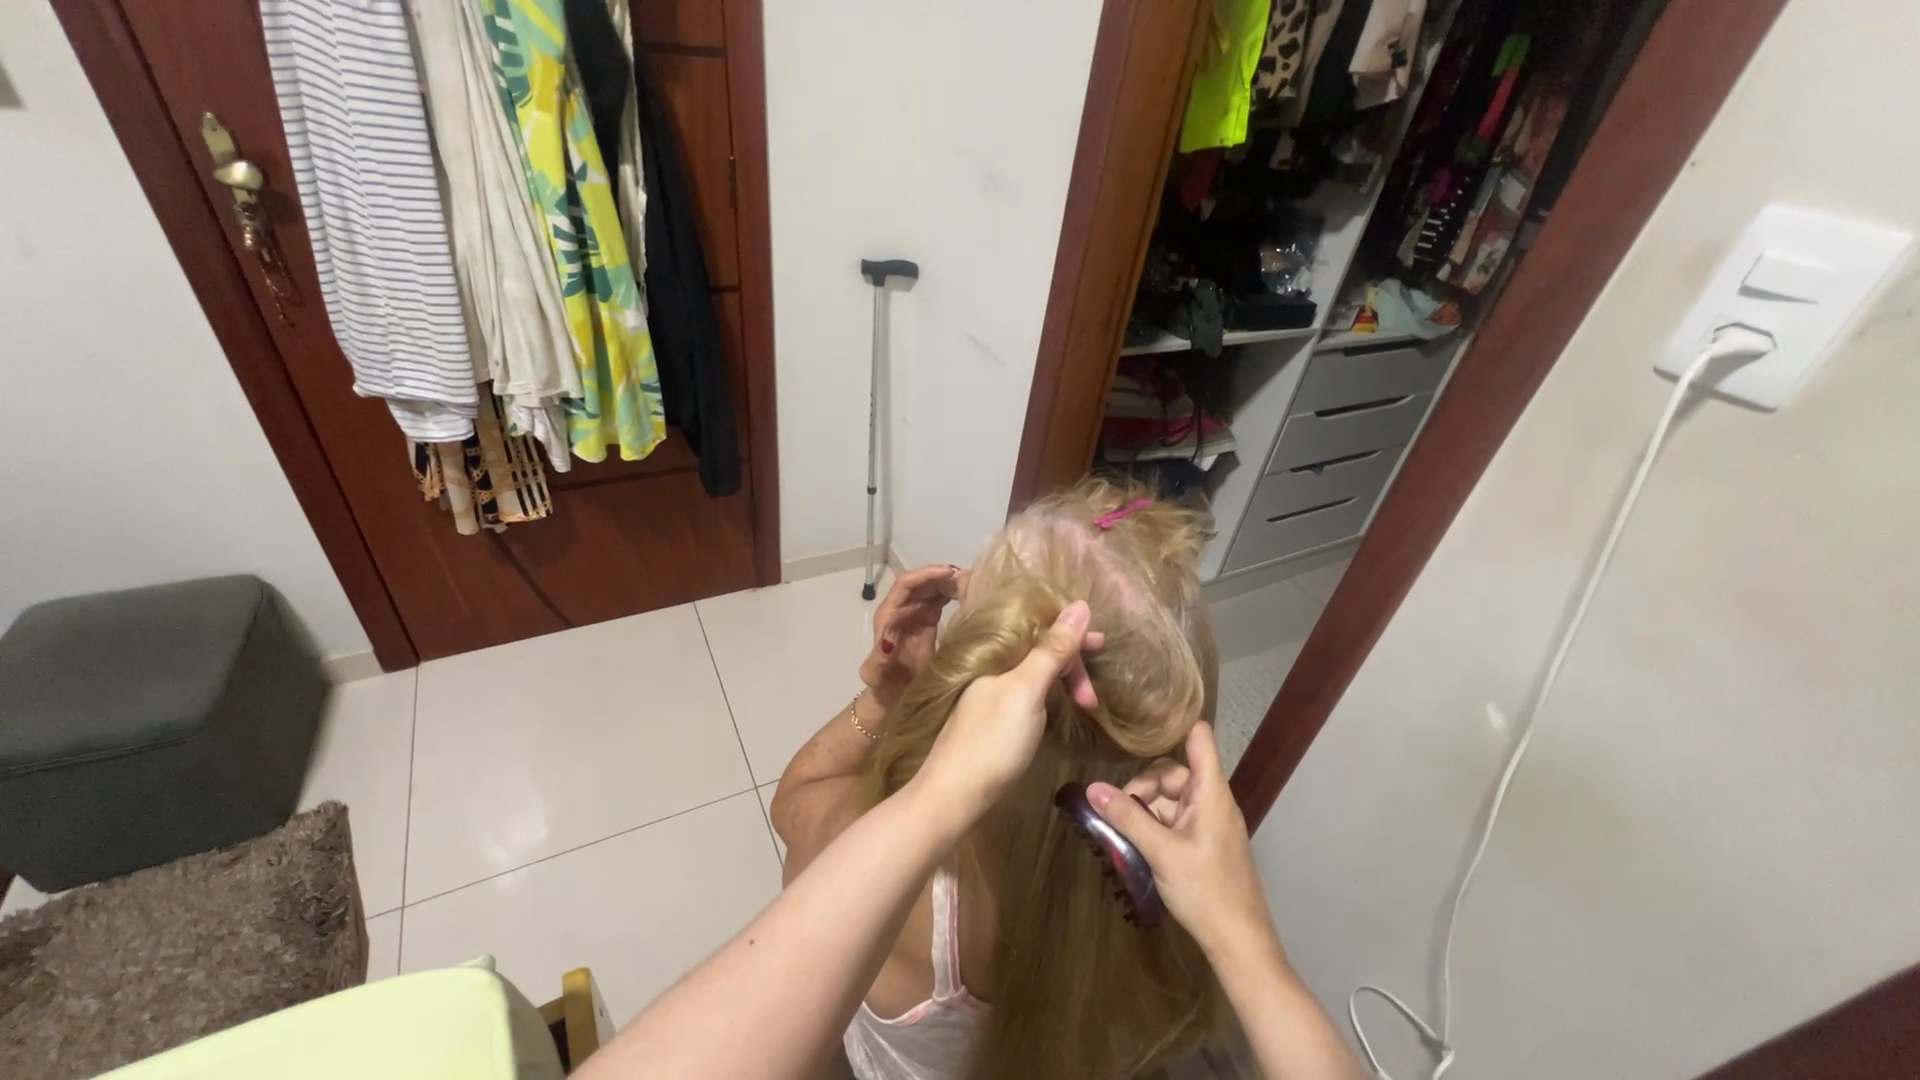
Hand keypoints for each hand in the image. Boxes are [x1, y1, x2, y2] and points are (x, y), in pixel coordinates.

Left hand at [859, 565, 963, 707]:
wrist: (891, 699)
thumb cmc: (884, 688)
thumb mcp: (878, 676)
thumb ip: (879, 659)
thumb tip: (887, 639)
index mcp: (888, 616)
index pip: (905, 585)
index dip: (925, 575)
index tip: (949, 573)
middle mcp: (901, 610)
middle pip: (921, 582)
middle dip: (942, 575)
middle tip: (970, 578)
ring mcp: (914, 614)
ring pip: (931, 588)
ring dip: (950, 582)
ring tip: (974, 584)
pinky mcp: (926, 620)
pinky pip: (940, 598)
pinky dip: (953, 593)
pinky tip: (970, 594)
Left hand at [911, 602, 1099, 822]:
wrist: (955, 795)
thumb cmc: (992, 740)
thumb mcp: (1026, 690)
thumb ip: (1051, 649)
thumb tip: (1080, 604)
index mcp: (994, 651)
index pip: (1037, 626)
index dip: (1070, 632)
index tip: (1101, 645)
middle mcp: (990, 666)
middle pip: (1038, 649)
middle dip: (1070, 663)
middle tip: (1093, 696)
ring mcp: (991, 692)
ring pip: (1034, 672)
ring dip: (1064, 680)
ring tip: (1087, 703)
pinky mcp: (994, 717)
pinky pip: (1028, 692)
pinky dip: (1050, 695)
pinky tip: (1062, 705)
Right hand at [1086, 722, 1276, 958]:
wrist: (1239, 942)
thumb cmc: (1206, 890)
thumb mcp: (1161, 852)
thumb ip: (1127, 817)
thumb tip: (1092, 788)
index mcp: (1211, 792)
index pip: (1199, 738)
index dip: (1174, 723)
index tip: (1137, 723)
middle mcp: (1212, 800)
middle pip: (1172, 772)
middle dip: (1142, 787)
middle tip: (1117, 812)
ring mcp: (1209, 823)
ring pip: (1169, 799)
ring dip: (1144, 810)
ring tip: (1120, 832)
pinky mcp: (1203, 844)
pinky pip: (1173, 821)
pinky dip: (1153, 826)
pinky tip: (1134, 844)